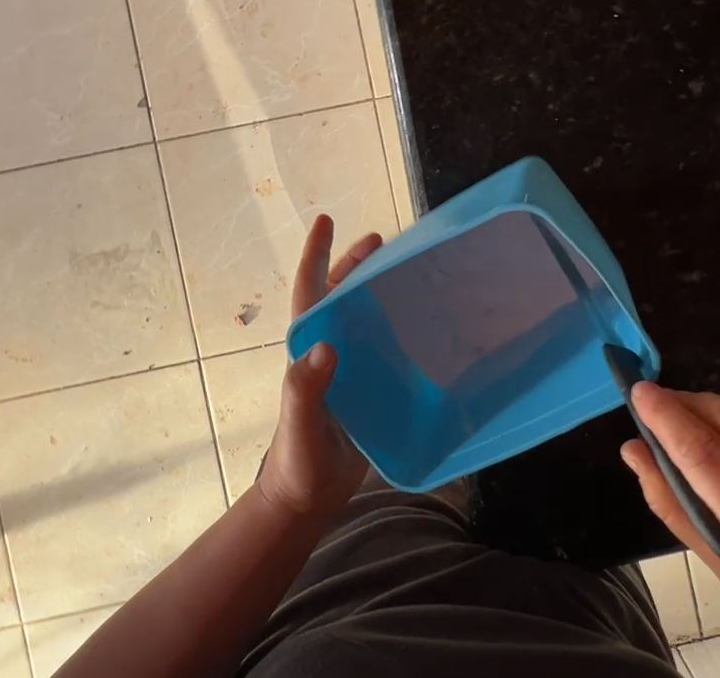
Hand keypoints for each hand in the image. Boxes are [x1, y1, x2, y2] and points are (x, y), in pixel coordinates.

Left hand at [254, 215, 383, 519]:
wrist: (309, 499)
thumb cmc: (298, 462)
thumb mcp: (299, 427)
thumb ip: (304, 390)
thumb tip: (325, 347)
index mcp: (307, 350)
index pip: (310, 292)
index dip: (316, 255)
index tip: (325, 221)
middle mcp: (327, 351)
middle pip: (339, 295)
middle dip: (354, 264)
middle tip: (381, 238)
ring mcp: (348, 368)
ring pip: (362, 317)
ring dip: (378, 290)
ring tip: (406, 268)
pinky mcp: (367, 387)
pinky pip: (382, 347)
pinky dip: (397, 327)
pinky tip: (421, 322)